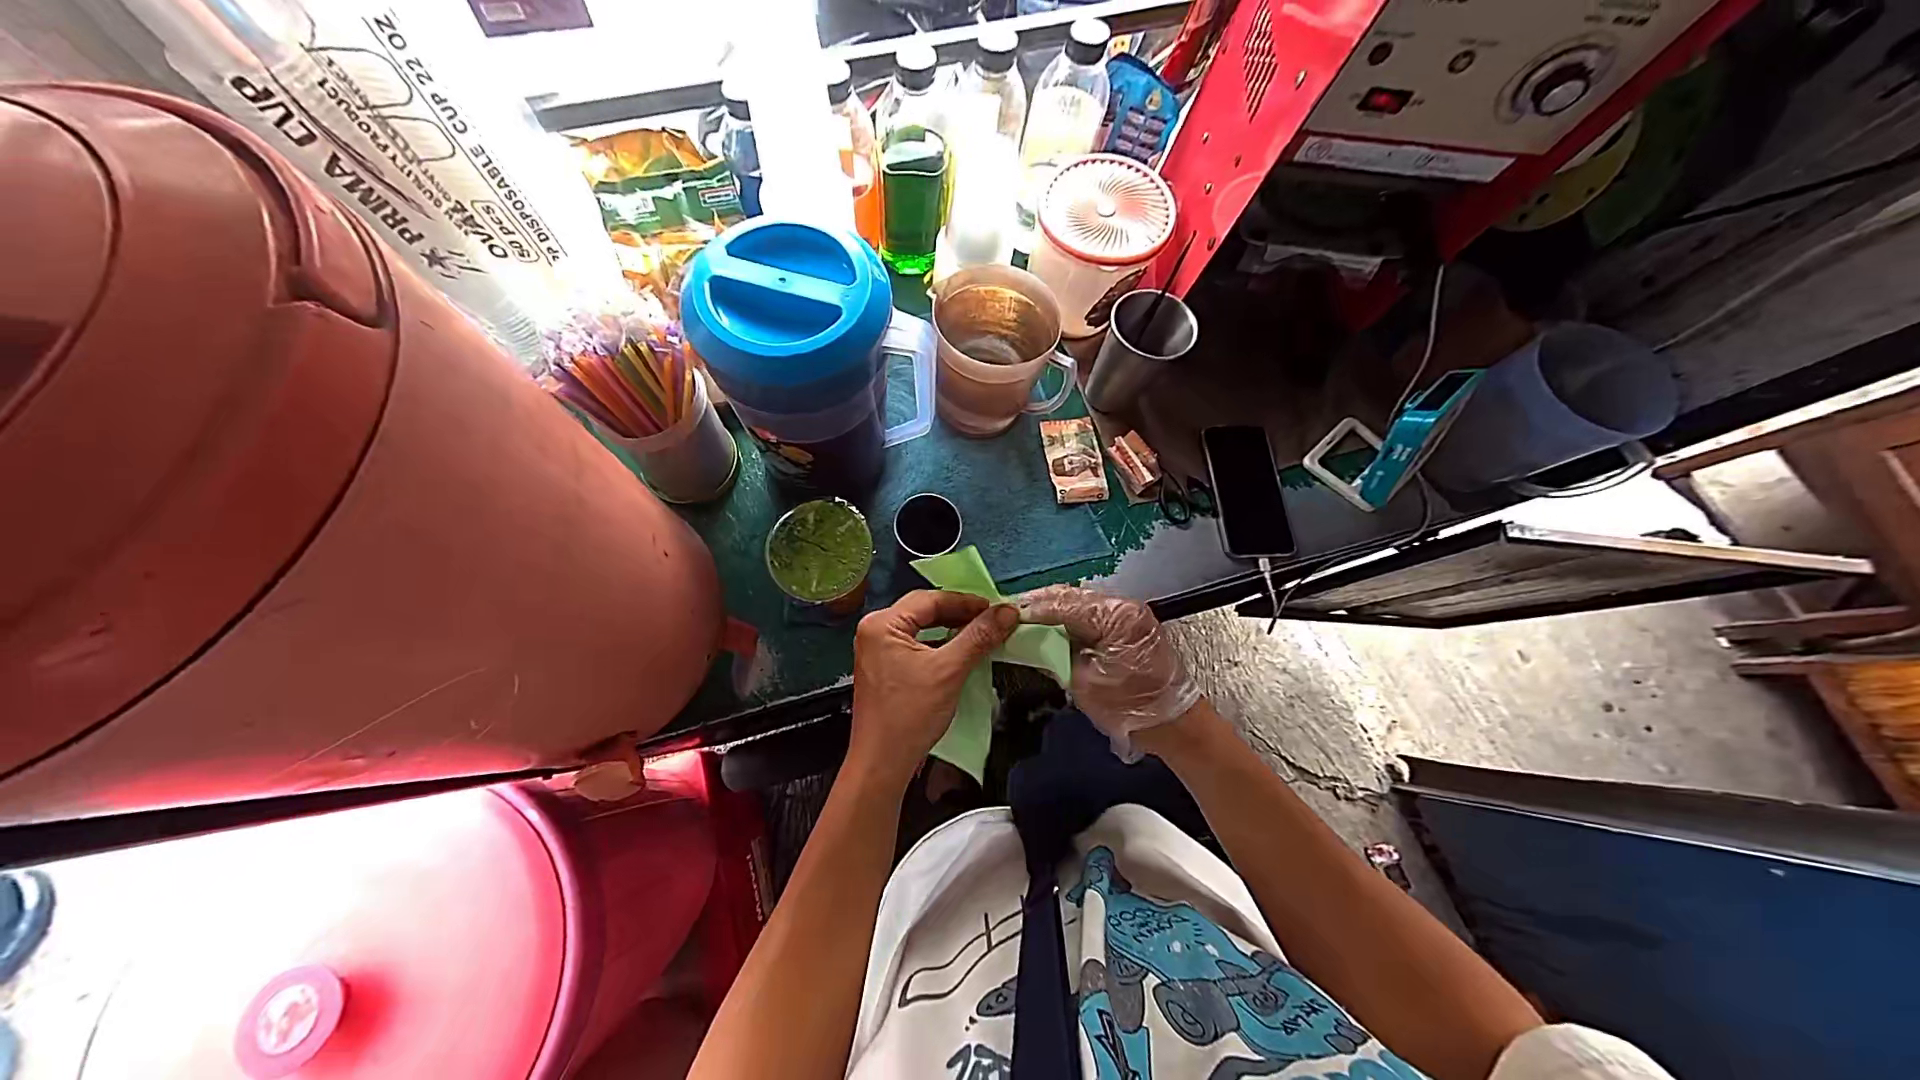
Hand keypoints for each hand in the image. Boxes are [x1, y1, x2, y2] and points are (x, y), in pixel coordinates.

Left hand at [849, 591, 1019, 787]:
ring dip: (950, 629)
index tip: (996, 608)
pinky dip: (939, 645)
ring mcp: (876, 649)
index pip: (930, 599)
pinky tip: (960, 652)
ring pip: (921, 628)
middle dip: (959, 614)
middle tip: (992, 620)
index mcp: (882, 623)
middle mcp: (874, 630)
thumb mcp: (949, 671)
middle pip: (924, 610)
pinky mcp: (883, 667)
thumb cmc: (910, 715)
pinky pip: (915, 645)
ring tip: (981, 634)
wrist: (882, 762)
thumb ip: (978, 636)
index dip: (966, 601)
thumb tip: (1007, 612)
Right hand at [1016, 585, 1202, 759]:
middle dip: (1039, 604)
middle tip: (1009, 614)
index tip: (1005, 614)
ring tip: (1024, 620)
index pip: (1063, 604)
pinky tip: (1050, 627)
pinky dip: (1068, 618)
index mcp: (1115, 617)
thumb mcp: (1082, 683)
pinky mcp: (1129, 624)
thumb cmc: (1131, 709)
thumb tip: (1030, 639)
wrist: (1176, 726)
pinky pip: (1091, 613)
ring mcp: (1129, 613)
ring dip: (1052, 610)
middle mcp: (1124, 606)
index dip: (1031, 610)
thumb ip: (1055, 653)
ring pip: (1080, 602)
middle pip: (1071, 596)